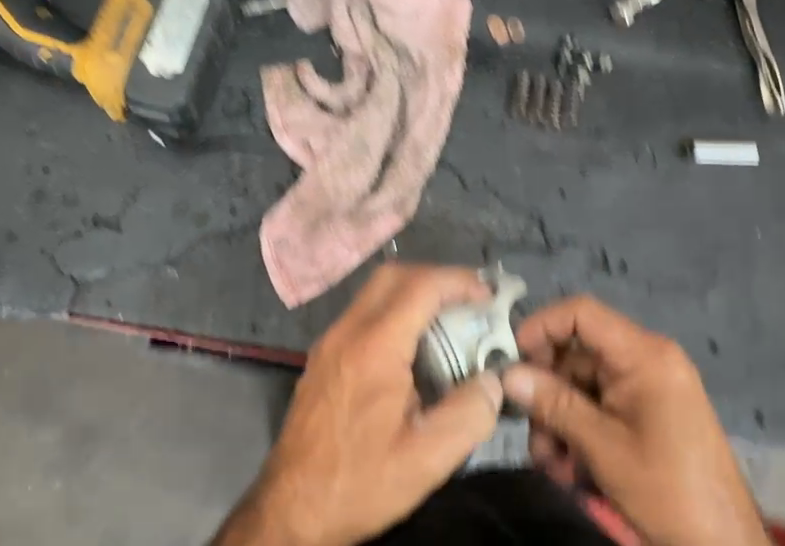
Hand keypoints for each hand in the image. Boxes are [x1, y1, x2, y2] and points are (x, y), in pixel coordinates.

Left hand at [212, 264, 504, 545]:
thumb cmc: (360, 482)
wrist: (292, 507)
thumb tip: (492, 381)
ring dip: (413, 295)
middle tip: (470, 304)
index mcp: (374, 347)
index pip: (420, 287)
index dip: (459, 282)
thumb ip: (467, 415)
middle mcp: (347, 331)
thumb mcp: (426, 460)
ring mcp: (329, 342)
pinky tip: (412, 352)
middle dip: (436, 279)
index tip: (489, 296)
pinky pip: (362, 315)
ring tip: (448, 326)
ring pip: (374, 293)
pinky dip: (393, 314)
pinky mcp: (322, 357)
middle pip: (393, 276)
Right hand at [502, 296, 770, 545]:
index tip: (512, 360)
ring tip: (554, 466)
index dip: (541, 327)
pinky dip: (579, 433)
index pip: (581, 313)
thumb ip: (554, 404)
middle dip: (547, 394)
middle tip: (532, 435)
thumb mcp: (603, 447)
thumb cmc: (667, 489)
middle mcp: (645, 360)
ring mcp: (647, 388)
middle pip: (576, 355)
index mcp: (643, 355)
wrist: (724, 545)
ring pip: (581, 386)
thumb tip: (506, 374)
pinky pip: (599, 407)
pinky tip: (572, 469)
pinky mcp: (647, 413)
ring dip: (559, 422)